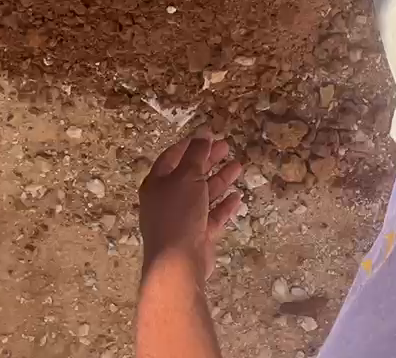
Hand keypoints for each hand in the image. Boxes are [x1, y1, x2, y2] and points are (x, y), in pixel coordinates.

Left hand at [139, 133, 244, 281]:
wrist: (178, 263)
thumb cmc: (178, 213)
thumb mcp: (187, 176)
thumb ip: (197, 153)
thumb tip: (203, 132)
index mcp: (157, 183)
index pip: (172, 156)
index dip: (190, 144)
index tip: (208, 134)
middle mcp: (167, 199)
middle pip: (190, 174)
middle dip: (208, 160)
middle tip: (227, 146)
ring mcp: (182, 218)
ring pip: (203, 193)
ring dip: (220, 179)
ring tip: (238, 166)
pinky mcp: (197, 235)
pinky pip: (212, 215)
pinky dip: (224, 205)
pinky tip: (237, 196)